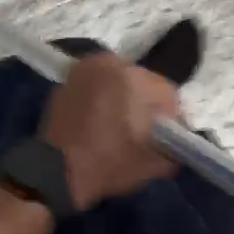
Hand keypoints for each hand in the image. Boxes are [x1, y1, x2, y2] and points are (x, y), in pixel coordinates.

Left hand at [39, 53, 181, 210]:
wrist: (55, 170)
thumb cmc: (107, 165)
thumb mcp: (151, 166)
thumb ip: (173, 150)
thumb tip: (178, 144)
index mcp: (137, 80)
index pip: (168, 93)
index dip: (171, 117)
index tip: (166, 136)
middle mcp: (114, 63)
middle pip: (144, 81)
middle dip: (147, 103)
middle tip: (142, 129)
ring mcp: (90, 65)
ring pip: (121, 77)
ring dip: (124, 94)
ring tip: (118, 122)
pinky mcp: (72, 74)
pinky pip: (99, 79)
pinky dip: (103, 92)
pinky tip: (99, 115)